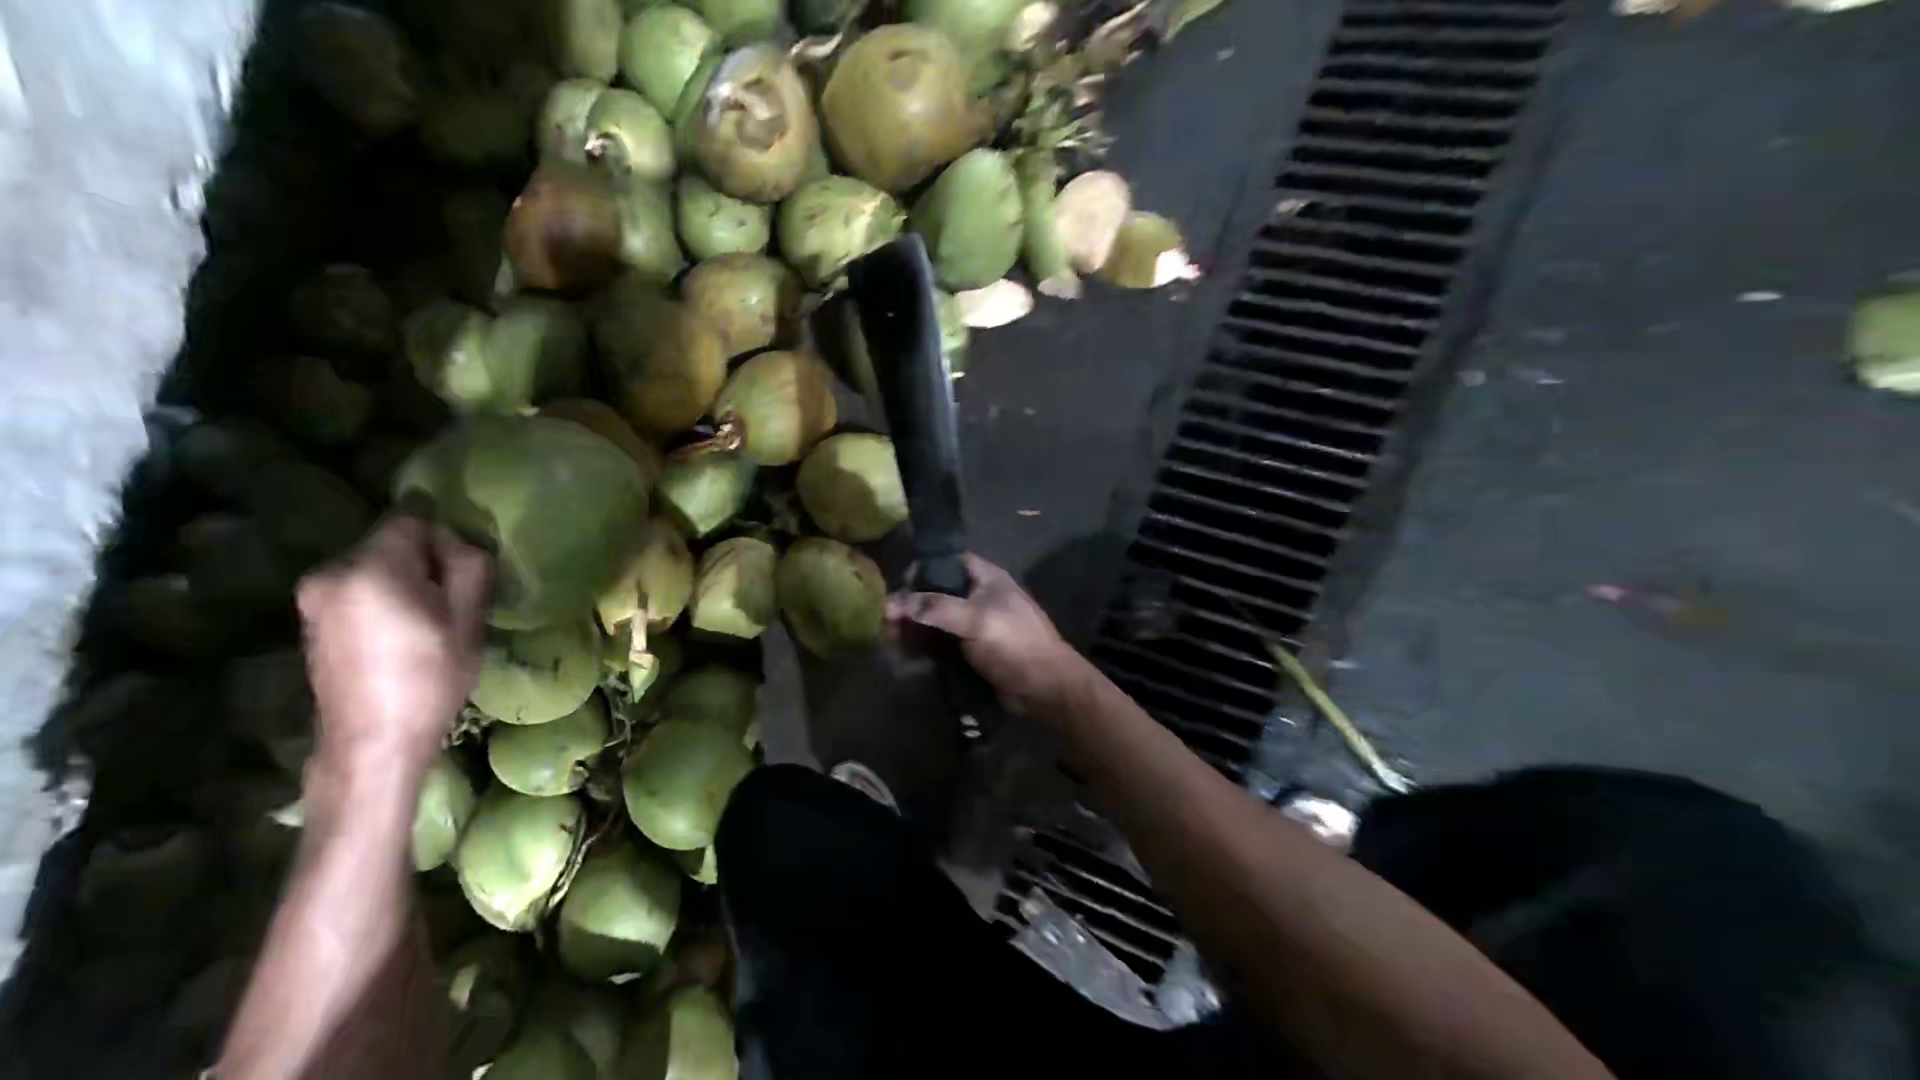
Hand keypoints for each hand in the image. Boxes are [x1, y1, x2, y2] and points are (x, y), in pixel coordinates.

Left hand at [296, 515, 490, 774]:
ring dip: (404, 576)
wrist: (371, 740)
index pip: (412, 516)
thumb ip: (468, 567)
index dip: (443, 533)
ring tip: (429, 616)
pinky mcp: (310, 615)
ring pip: (374, 562)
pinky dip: (382, 594)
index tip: (463, 563)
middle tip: (453, 596)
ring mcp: (314, 594)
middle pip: (390, 539)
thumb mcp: (469, 620)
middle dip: (424, 557)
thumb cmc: (430, 678)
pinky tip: (401, 629)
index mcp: (372, 567)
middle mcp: (331, 570)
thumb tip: (457, 539)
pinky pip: (357, 584)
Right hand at [886, 554, 1093, 719]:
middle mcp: (978, 597)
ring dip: (913, 629)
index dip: (923, 570)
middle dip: (910, 606)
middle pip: (936, 593)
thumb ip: (934, 608)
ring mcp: (974, 626)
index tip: (900, 587)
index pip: (947, 561)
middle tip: (886, 623)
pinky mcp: (970, 652)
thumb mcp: (975, 619)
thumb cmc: (1015, 644)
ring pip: (935, 621)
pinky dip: (923, 648)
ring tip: (890, 642)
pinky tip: (905, 656)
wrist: (1046, 689)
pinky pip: (940, 645)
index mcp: (986, 579)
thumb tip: (890, 603)